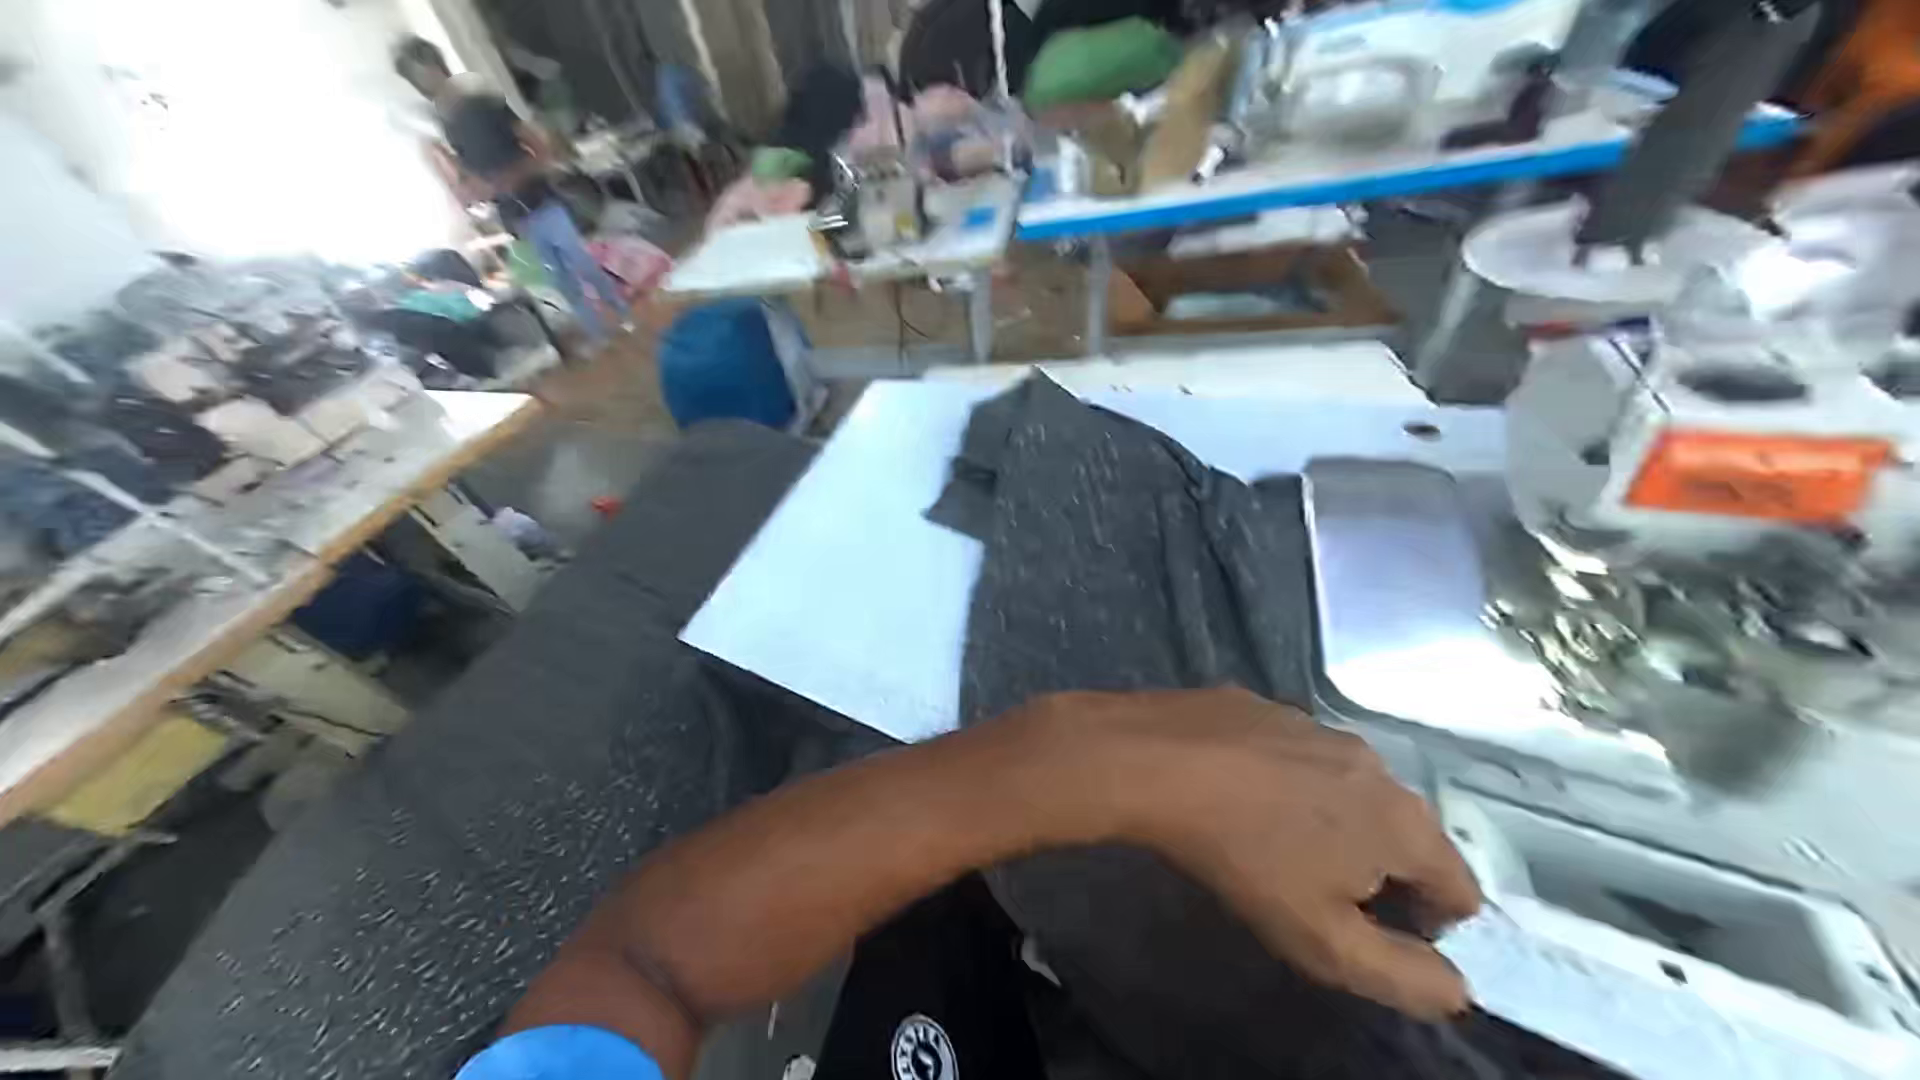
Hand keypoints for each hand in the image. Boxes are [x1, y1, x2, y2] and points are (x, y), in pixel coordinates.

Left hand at [1017, 687, 1482, 1019]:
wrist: (1153, 760)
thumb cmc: (1242, 854)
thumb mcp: (1323, 941)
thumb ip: (1405, 977)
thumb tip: (1456, 985)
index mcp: (1403, 820)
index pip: (1458, 888)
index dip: (1425, 923)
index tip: (1366, 927)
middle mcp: (1372, 761)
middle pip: (1402, 832)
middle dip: (1375, 866)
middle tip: (1311, 883)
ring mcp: (1313, 723)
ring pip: (1345, 786)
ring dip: (1327, 816)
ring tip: (1269, 834)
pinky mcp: (1263, 703)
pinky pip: (1292, 752)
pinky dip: (1281, 775)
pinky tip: (1235, 787)